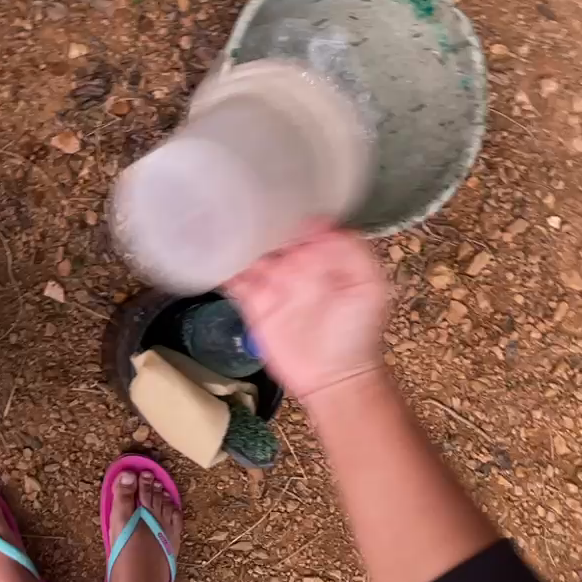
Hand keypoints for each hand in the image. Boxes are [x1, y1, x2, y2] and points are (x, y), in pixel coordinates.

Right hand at [224, 227, 389, 401]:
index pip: (299, 224)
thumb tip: (319, 223)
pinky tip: (212, 256)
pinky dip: (220, 268)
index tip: (274, 205)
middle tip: (241, 212)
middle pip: (269, 234)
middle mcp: (294, 264)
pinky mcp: (253, 304)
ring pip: (248, 252)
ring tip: (221, 228)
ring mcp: (271, 283)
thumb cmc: (357, 331)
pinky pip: (233, 280)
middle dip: (256, 223)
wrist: (334, 377)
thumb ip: (351, 251)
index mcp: (321, 254)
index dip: (287, 214)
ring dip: (235, 241)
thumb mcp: (369, 286)